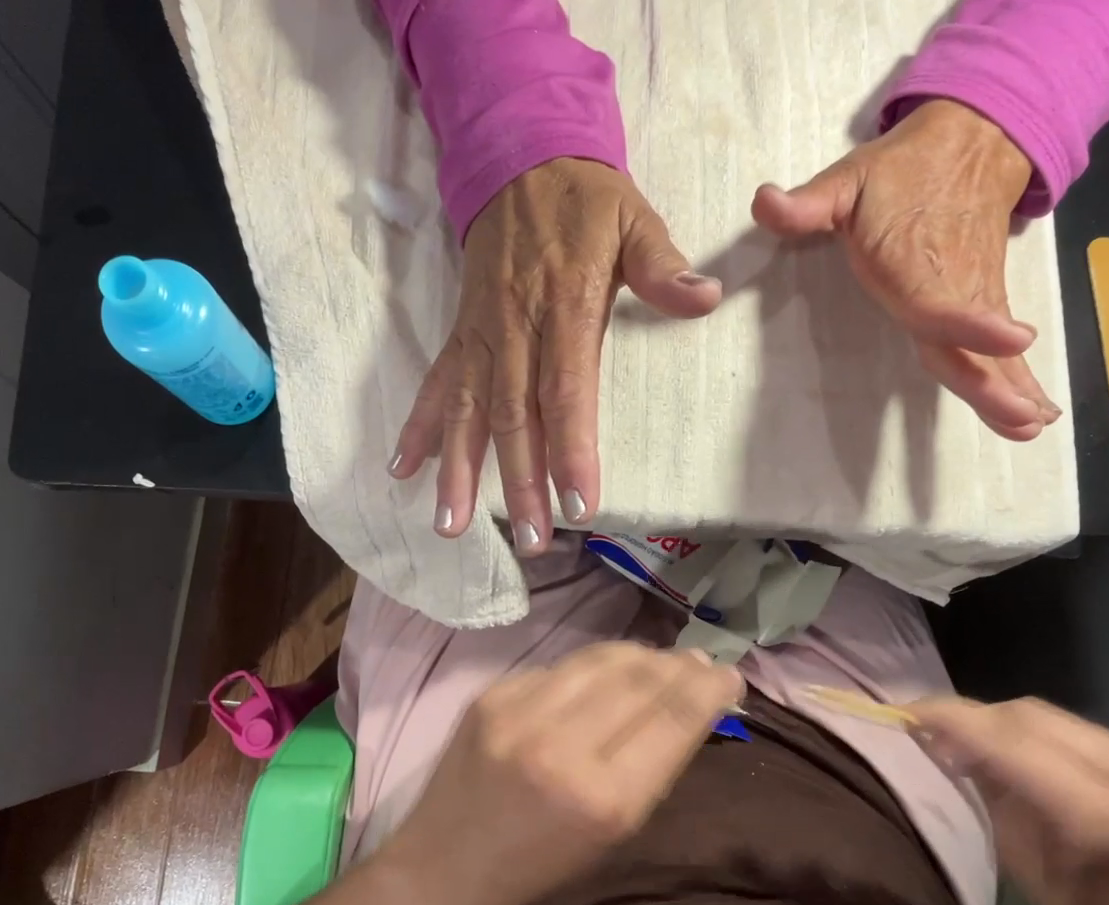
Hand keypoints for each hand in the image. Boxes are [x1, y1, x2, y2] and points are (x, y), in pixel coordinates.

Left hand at [381, 643, 743, 904]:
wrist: (444, 866)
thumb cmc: (540, 867)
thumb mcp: (614, 832)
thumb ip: (652, 766)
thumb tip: (691, 703)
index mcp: (603, 797)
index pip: (673, 718)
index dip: (709, 690)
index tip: (731, 675)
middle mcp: (561, 745)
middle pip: (640, 678)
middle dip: (680, 666)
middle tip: (701, 662)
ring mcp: (518, 712)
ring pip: (600, 659)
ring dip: (640, 655)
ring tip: (661, 660)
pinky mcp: (490, 694)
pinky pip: (558, 668)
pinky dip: (591, 669)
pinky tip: (603, 676)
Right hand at [389, 159, 721, 552]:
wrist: (520, 161)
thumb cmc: (586, 202)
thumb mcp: (635, 220)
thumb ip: (663, 265)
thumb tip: (705, 298)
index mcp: (563, 304)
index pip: (566, 387)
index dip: (570, 445)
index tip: (577, 502)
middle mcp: (514, 327)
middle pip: (513, 414)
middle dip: (519, 480)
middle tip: (529, 539)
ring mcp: (480, 333)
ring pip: (467, 409)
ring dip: (457, 469)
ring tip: (451, 525)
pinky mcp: (461, 333)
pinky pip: (437, 382)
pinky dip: (420, 426)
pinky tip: (404, 468)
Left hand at [752, 99, 1060, 439]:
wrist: (973, 142)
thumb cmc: (898, 171)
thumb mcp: (846, 181)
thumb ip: (807, 203)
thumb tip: (764, 203)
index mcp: (909, 265)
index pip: (939, 303)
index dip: (969, 324)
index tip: (1015, 339)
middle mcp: (946, 287)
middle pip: (966, 342)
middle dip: (994, 379)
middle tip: (1024, 418)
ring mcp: (970, 296)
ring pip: (988, 349)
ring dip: (1012, 387)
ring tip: (1035, 425)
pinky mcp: (984, 299)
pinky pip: (1000, 346)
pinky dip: (1021, 377)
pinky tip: (1039, 415)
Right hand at [907, 697, 1108, 904]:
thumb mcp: (1027, 878)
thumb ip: (991, 803)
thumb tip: (944, 746)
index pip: (1013, 743)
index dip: (952, 720)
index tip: (902, 713)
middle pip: (1033, 717)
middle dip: (973, 718)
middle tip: (926, 728)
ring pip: (1056, 718)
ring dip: (1004, 726)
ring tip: (967, 742)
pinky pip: (1084, 733)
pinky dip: (1040, 738)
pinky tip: (1020, 757)